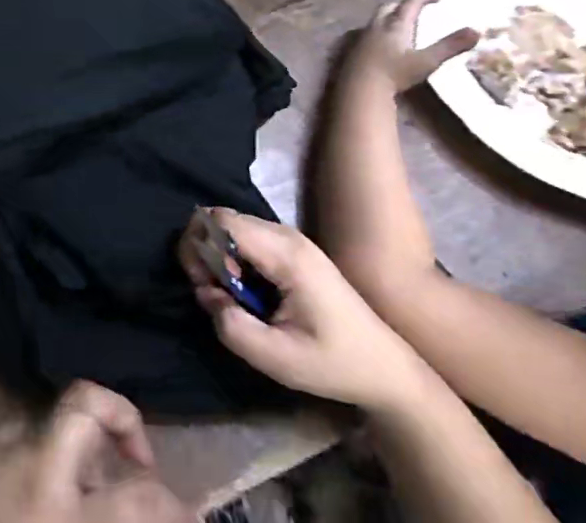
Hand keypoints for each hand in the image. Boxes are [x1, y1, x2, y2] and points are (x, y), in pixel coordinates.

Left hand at [0, 381, 188, 522]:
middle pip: (86, 403)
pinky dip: (42, 460)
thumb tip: (146, 505)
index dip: (175, 505)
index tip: (186, 514)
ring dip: (78, 448)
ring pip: (51, 422)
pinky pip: (19, 441)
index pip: (141, 496)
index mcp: (58, 508)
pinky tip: (39, 499)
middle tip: (137, 464)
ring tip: (88, 492)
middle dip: (122, 420)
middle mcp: (30, 466)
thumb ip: (108, 515)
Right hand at [183, 208, 433, 410]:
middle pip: (222, 218)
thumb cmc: (334, 364)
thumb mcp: (277, 358)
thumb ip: (231, 325)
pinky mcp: (290, 250)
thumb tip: (205, 294)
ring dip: (217, 257)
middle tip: (213, 293)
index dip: (200, 247)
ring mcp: (290, 240)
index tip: (206, 286)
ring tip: (229, 297)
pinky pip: (245, 238)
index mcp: (286, 255)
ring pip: (231, 227)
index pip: (221, 221)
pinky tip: (245, 293)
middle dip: (204, 250)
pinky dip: (232, 260)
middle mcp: (286, 236)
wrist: (385, 367)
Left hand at [344, 0, 478, 92]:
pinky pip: (366, 33)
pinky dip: (377, 31)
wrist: (361, 88)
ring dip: (388, 17)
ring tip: (400, 24)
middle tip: (415, 9)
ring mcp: (362, 37)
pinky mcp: (353, 49)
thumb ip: (450, 46)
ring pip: (375, 19)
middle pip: (388, 8)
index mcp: (396, 25)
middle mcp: (377, 26)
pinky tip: (381, 42)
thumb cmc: (395, 73)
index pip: (410, 4)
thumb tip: (477, 31)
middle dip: (402, 5)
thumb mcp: (427, 61)